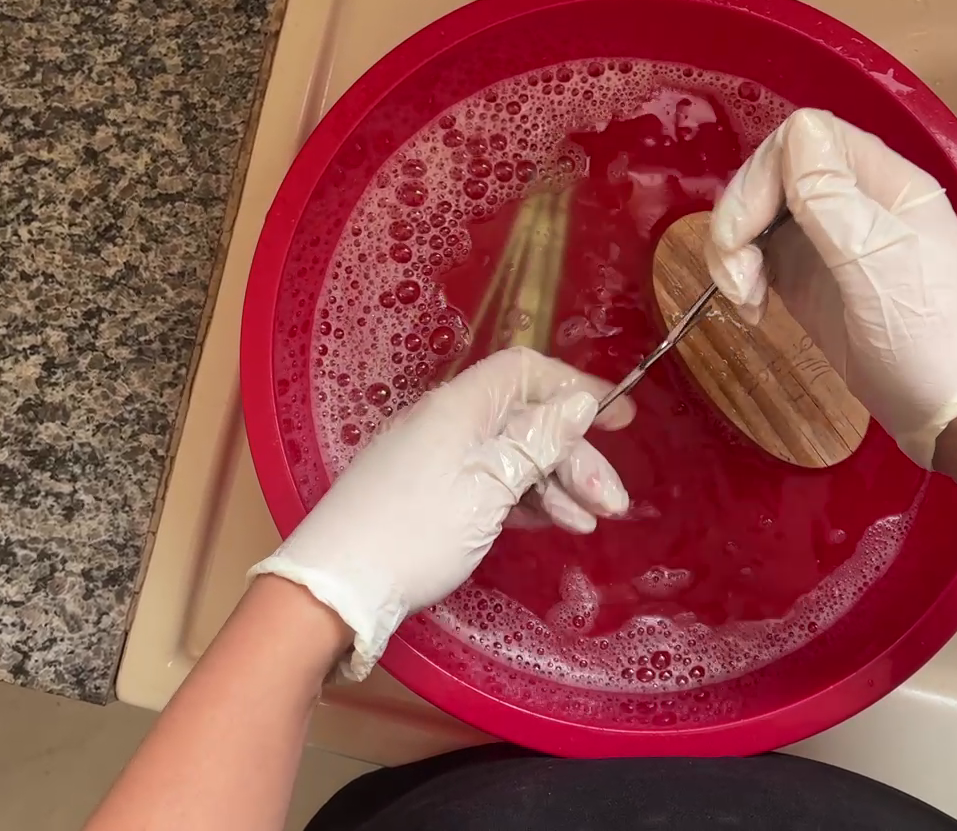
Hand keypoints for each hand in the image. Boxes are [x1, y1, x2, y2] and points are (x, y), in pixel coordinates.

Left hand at [250, 347, 633, 679]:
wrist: (337, 584)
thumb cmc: (416, 530)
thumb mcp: (489, 486)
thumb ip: (537, 441)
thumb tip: (579, 401)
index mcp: (461, 405)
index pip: (526, 372)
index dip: (574, 387)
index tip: (619, 418)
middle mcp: (450, 420)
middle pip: (525, 420)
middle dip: (574, 456)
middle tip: (613, 503)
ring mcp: (440, 456)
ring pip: (512, 454)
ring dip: (555, 483)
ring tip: (588, 523)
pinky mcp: (433, 490)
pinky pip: (490, 480)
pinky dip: (523, 498)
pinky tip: (550, 522)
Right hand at [705, 108, 956, 467]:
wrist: (952, 411)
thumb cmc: (930, 335)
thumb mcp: (880, 261)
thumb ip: (832, 198)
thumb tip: (795, 134)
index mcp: (879, 182)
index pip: (803, 140)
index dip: (764, 176)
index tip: (749, 233)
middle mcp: (847, 201)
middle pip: (767, 176)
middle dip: (737, 222)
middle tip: (734, 277)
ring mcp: (822, 239)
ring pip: (752, 216)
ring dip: (732, 254)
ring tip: (742, 300)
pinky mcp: (802, 276)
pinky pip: (753, 255)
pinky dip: (739, 278)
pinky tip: (750, 311)